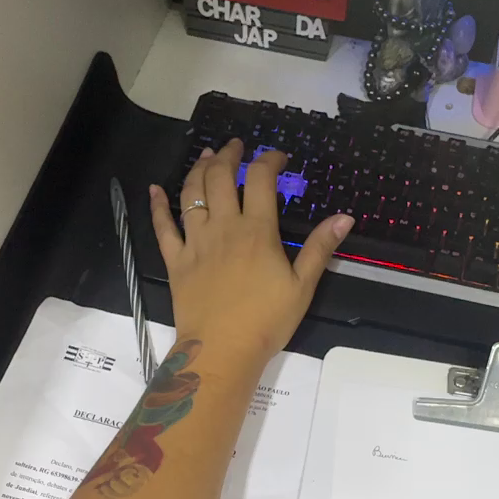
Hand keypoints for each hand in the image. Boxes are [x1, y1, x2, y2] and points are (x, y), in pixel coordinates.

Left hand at [148, 139, 350, 380]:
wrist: (223, 351)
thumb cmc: (266, 323)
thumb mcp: (302, 287)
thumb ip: (319, 249)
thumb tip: (344, 217)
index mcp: (257, 232)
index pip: (261, 180)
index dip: (268, 160)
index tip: (276, 156)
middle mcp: (224, 228)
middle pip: (220, 177)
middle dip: (228, 155)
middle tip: (235, 147)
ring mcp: (196, 243)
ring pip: (191, 194)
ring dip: (198, 169)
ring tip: (205, 156)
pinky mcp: (176, 261)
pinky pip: (163, 227)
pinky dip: (158, 206)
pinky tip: (155, 189)